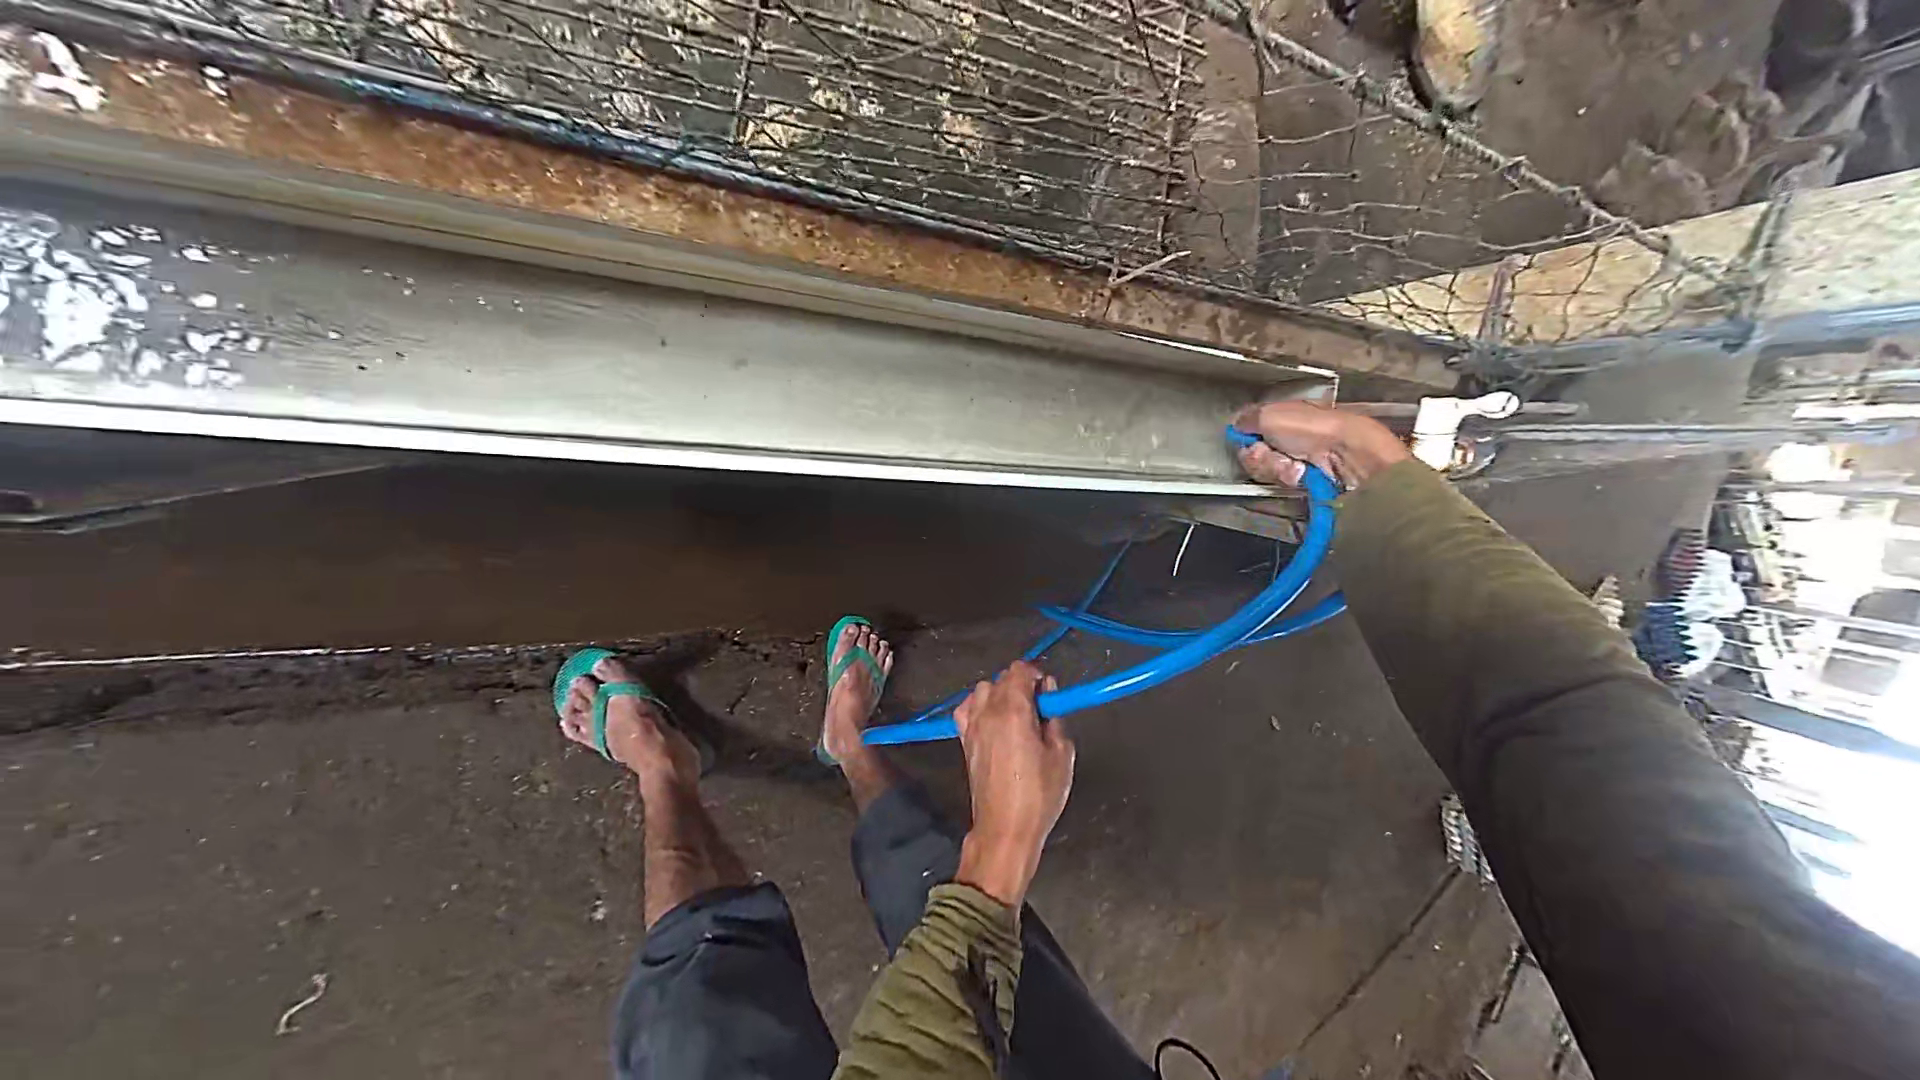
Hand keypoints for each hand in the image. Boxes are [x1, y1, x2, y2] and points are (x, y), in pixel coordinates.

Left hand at [952, 661, 1075, 909]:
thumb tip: (1048, 693)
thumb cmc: (1038, 794)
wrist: (1005, 827)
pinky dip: (979, 706)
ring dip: (1000, 694)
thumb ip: (1054, 717)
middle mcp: (988, 711)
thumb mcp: (1062, 753)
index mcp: (1014, 711)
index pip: (1019, 670)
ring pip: (983, 689)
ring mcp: (972, 725)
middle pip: (1002, 678)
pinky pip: (967, 708)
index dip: (1036, 674)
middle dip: (1022, 684)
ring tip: (1018, 715)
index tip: (1048, 690)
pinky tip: (993, 721)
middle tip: (1040, 707)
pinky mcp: (964, 739)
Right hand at [1232, 401, 1412, 490]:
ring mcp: (1296, 458)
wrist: (1345, 454)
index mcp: (1287, 414)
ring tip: (1291, 464)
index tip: (1244, 438)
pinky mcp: (1303, 479)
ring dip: (1273, 466)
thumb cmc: (1312, 427)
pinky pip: (1279, 481)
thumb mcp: (1271, 414)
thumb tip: (1235, 425)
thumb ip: (1247, 418)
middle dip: (1258, 455)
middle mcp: (1291, 435)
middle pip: (1255, 451)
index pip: (1253, 427)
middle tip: (1268, 452)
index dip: (1245, 434)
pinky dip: (1286, 477)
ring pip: (1265, 468)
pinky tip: (1299, 472)